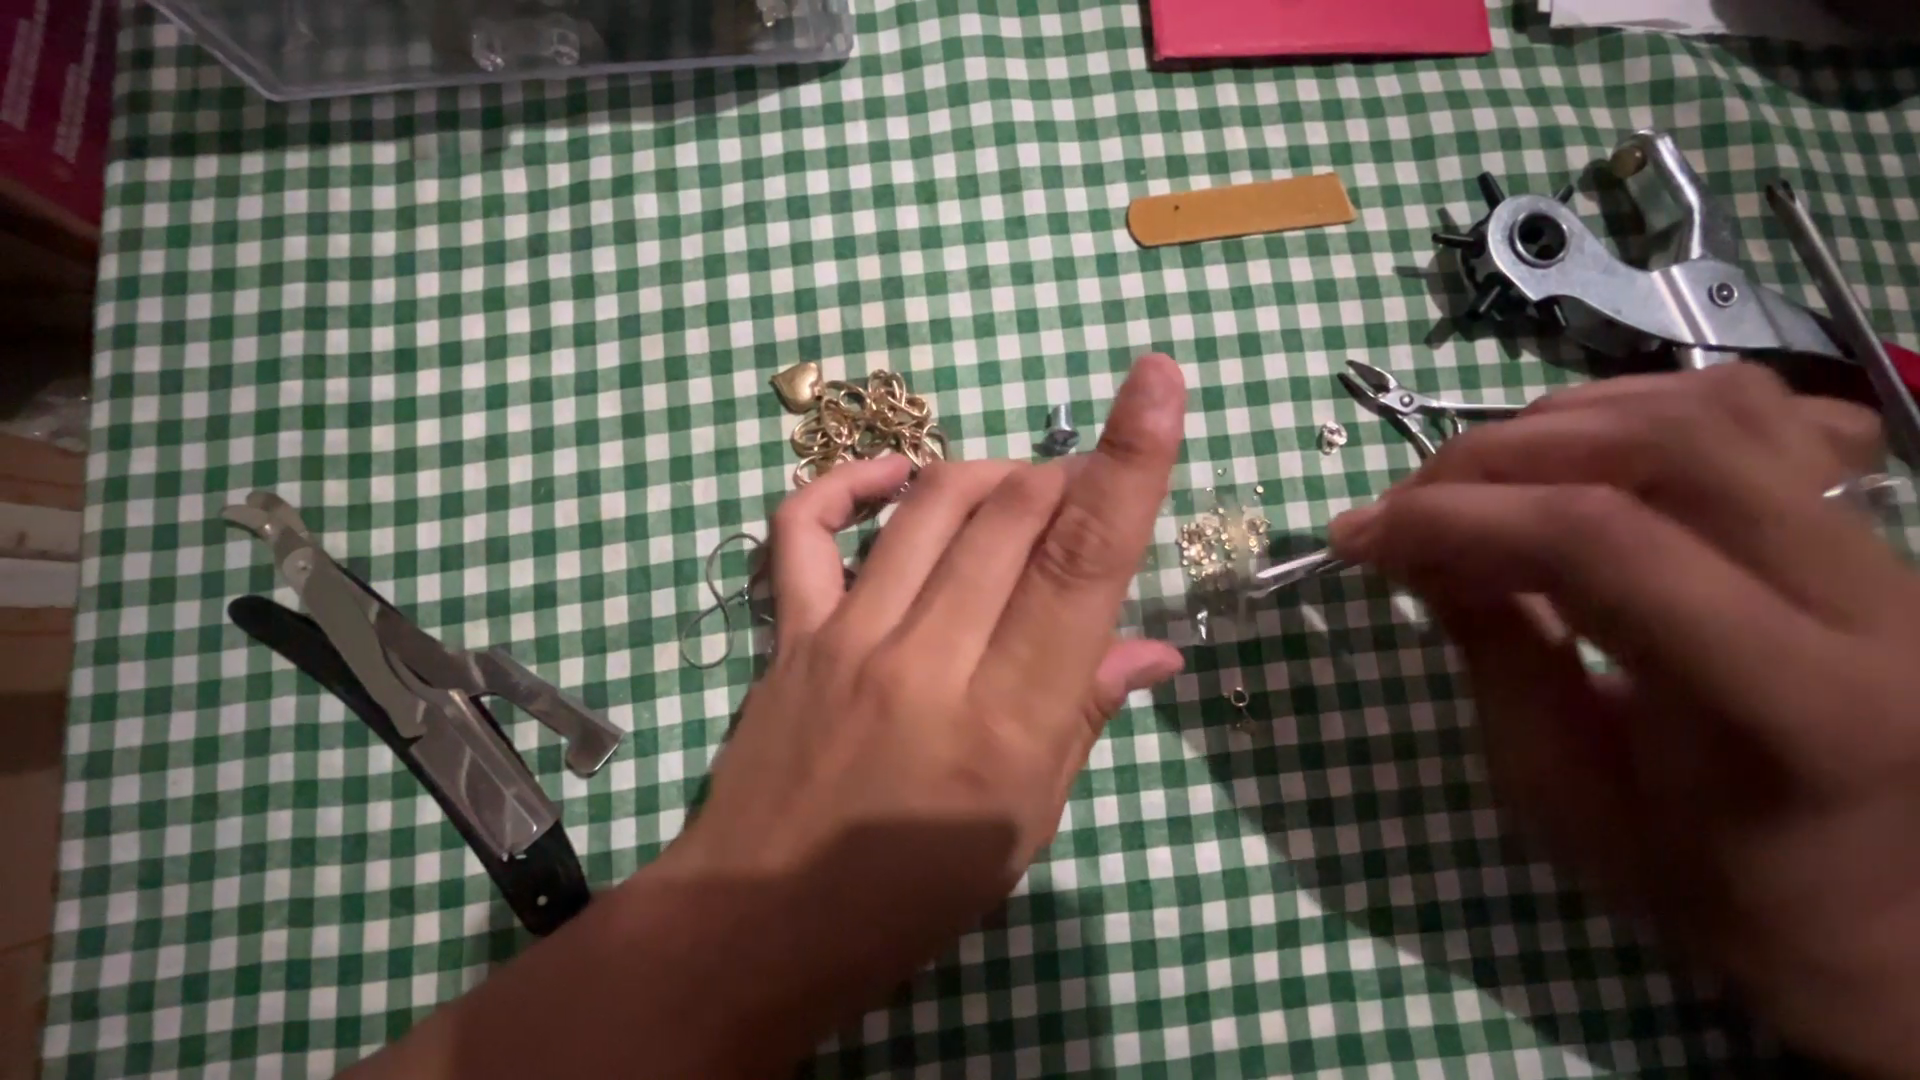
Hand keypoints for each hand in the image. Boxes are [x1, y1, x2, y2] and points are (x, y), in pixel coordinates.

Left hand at [350, 355, 1188, 1079]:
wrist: (761, 923)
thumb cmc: (911, 893)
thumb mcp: (1024, 823)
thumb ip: (1083, 718)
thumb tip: (1152, 649)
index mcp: (1008, 720)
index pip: (1082, 566)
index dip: (1130, 466)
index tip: (1159, 384)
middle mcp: (929, 658)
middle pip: (1011, 515)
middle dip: (1064, 473)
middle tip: (1086, 484)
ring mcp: (847, 635)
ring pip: (930, 506)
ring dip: (989, 474)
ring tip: (1019, 489)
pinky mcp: (788, 633)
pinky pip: (806, 527)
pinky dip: (851, 484)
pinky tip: (896, 481)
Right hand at [1329, 365, 1919, 1076]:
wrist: (1876, 915)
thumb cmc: (1701, 882)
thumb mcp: (1559, 789)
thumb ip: (1491, 648)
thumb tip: (1408, 542)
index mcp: (1786, 704)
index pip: (1598, 546)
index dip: (1453, 519)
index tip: (1354, 535)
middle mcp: (1868, 604)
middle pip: (1658, 449)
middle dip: (1492, 459)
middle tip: (1405, 504)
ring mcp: (1888, 553)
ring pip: (1710, 408)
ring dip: (1556, 423)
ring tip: (1478, 479)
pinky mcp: (1875, 531)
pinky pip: (1763, 415)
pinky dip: (1642, 407)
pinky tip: (1579, 452)